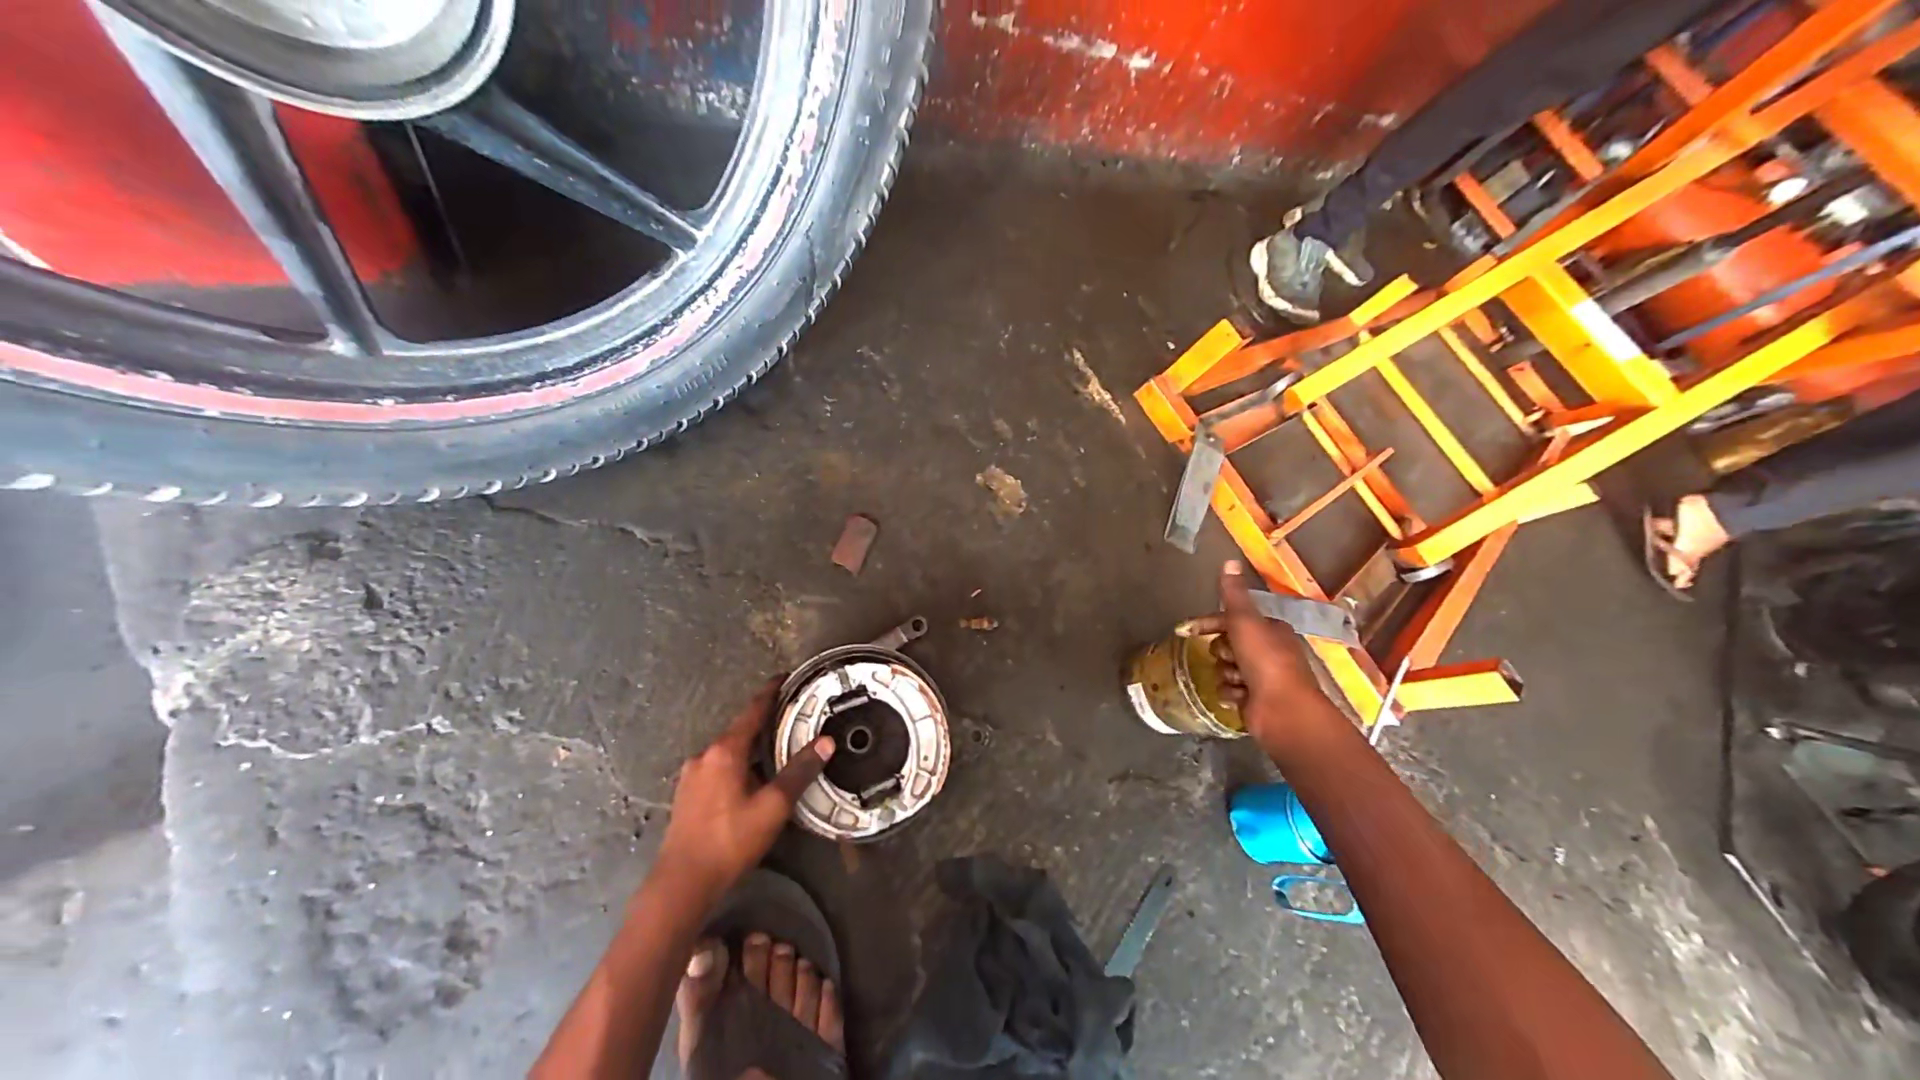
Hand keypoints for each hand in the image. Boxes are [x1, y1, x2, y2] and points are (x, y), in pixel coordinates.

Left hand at [654, 679, 834, 900]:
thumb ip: (799, 771)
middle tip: (792, 720)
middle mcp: (705, 755)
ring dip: (751, 748)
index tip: (785, 678)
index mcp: (725, 751)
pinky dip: (738, 765)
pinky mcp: (686, 794)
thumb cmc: (730, 841)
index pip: (753, 711)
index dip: (771, 693)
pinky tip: (750, 781)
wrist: (682, 883)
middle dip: (765, 724)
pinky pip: (718, 768)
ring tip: (776, 753)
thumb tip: (825, 742)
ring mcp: (691, 775)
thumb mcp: (773, 806)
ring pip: (728, 751)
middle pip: (740, 730)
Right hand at [1181, 561, 1322, 740]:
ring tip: (1238, 681)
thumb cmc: (1265, 661)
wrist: (1283, 709)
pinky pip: (1229, 690)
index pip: (1230, 619)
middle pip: (1225, 645)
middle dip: (1222, 653)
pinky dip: (1231, 693)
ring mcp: (1262, 677)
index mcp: (1270, 629)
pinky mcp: (1254, 700)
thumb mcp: (1245, 621)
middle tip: (1232, 659)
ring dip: (1226, 674)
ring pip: (1225, 669)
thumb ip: (1233, 594)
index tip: (1184, 631)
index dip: (1207, 624)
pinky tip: (1239, 697)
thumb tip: (1229, 561)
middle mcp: (1268, 651)